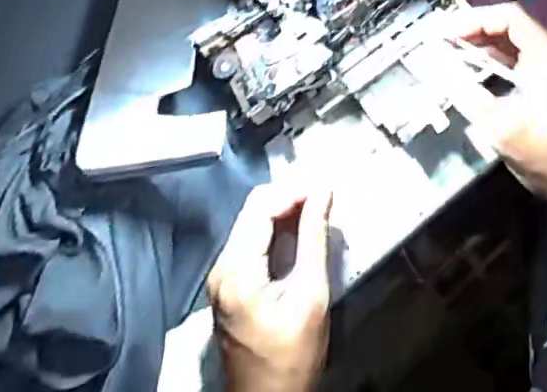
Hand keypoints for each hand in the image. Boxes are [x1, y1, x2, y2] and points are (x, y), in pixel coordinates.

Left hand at [207, 184, 333, 391]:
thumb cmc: (292, 356)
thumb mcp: (311, 295)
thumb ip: (315, 237)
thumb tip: (323, 191)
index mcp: (237, 271)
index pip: (262, 208)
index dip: (295, 192)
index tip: (326, 190)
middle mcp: (221, 268)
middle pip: (252, 210)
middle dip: (289, 198)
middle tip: (322, 201)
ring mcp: (220, 277)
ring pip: (250, 221)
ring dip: (283, 211)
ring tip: (315, 213)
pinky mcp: (227, 285)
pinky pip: (249, 239)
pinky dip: (274, 228)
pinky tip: (298, 233)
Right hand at [445, 4, 546, 217]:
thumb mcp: (501, 129)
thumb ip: (470, 95)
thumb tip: (443, 73)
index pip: (508, 16)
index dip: (474, 20)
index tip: (447, 33)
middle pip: (516, 23)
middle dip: (479, 30)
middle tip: (447, 41)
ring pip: (524, 38)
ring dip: (492, 43)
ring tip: (459, 51)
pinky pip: (533, 53)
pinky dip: (507, 55)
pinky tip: (485, 66)